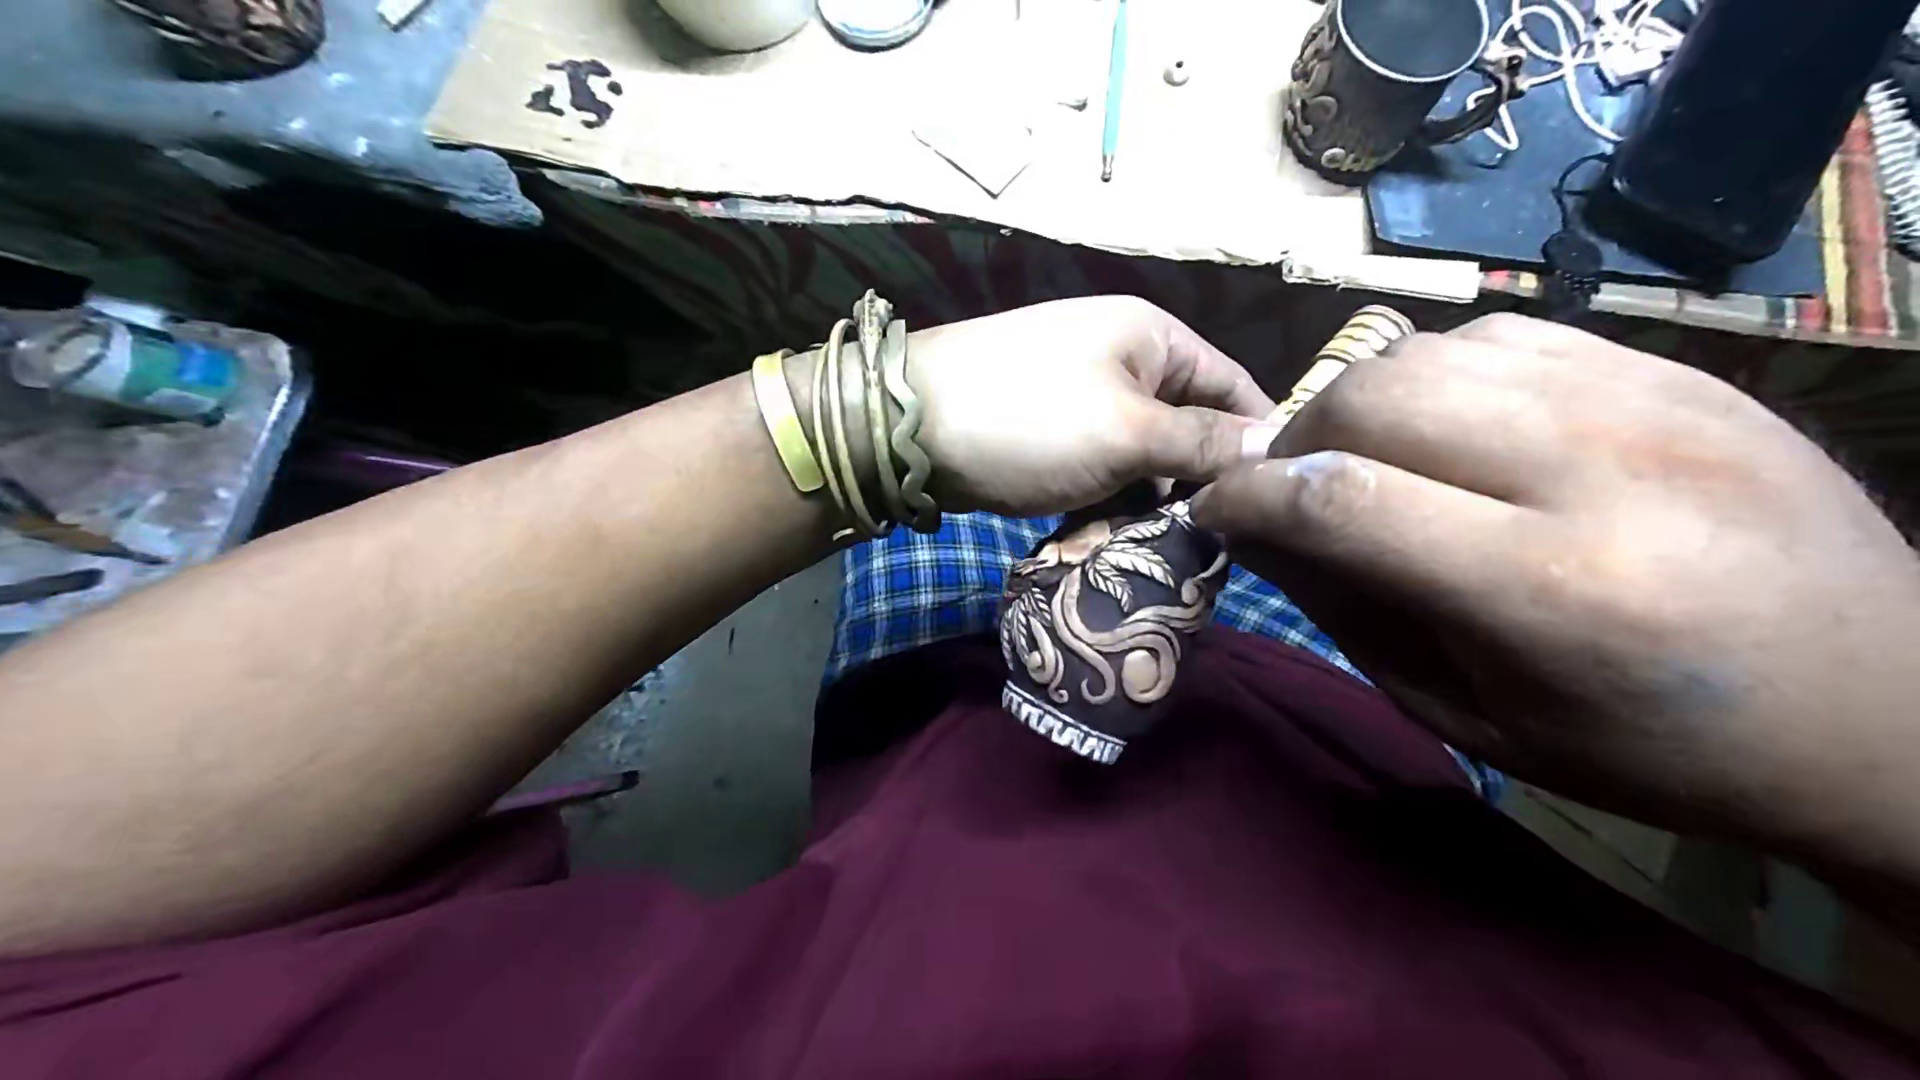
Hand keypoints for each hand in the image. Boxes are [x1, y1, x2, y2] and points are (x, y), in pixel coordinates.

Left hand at [907, 297, 1275, 515]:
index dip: (1255, 446)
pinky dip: (1091, 507)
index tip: (1268, 509)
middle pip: (1184, 433)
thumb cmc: (1029, 421)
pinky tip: (1075, 539)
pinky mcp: (1048, 438)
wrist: (908, 431)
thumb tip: (1277, 446)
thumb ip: (1203, 442)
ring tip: (1109, 543)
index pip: (1234, 389)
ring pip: (1136, 465)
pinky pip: (1093, 475)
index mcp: (1152, 340)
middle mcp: (1122, 363)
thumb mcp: (1128, 433)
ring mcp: (1081, 402)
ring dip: (1129, 509)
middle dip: (1180, 491)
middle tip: (1181, 545)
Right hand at [1193, 314, 1919, 882]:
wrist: (1886, 709)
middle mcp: (1598, 471)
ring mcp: (1647, 402)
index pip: (1338, 499)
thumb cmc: (1643, 745)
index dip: (1246, 495)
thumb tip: (1257, 528)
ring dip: (1355, 406)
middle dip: (1293, 441)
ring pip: (1423, 354)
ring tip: (1359, 457)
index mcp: (1547, 589)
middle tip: (1287, 488)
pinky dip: (1429, 379)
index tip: (1213, 508)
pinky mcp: (1670, 370)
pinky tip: (1439, 428)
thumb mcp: (1462, 707)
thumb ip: (1345, 606)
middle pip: (1371, 402)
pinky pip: (1492, 338)